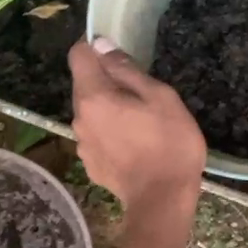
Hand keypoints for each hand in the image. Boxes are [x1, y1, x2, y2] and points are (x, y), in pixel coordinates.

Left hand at [68, 37, 205, 214]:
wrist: (162, 201)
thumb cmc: (170, 144)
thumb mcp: (161, 98)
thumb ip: (129, 70)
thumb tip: (103, 46)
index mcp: (94, 96)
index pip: (78, 55)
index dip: (95, 47)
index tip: (118, 53)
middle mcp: (79, 117)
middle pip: (85, 85)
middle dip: (108, 82)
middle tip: (143, 94)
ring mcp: (82, 143)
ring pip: (92, 113)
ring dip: (110, 110)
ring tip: (142, 123)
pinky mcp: (91, 164)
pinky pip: (98, 137)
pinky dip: (112, 134)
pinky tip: (136, 146)